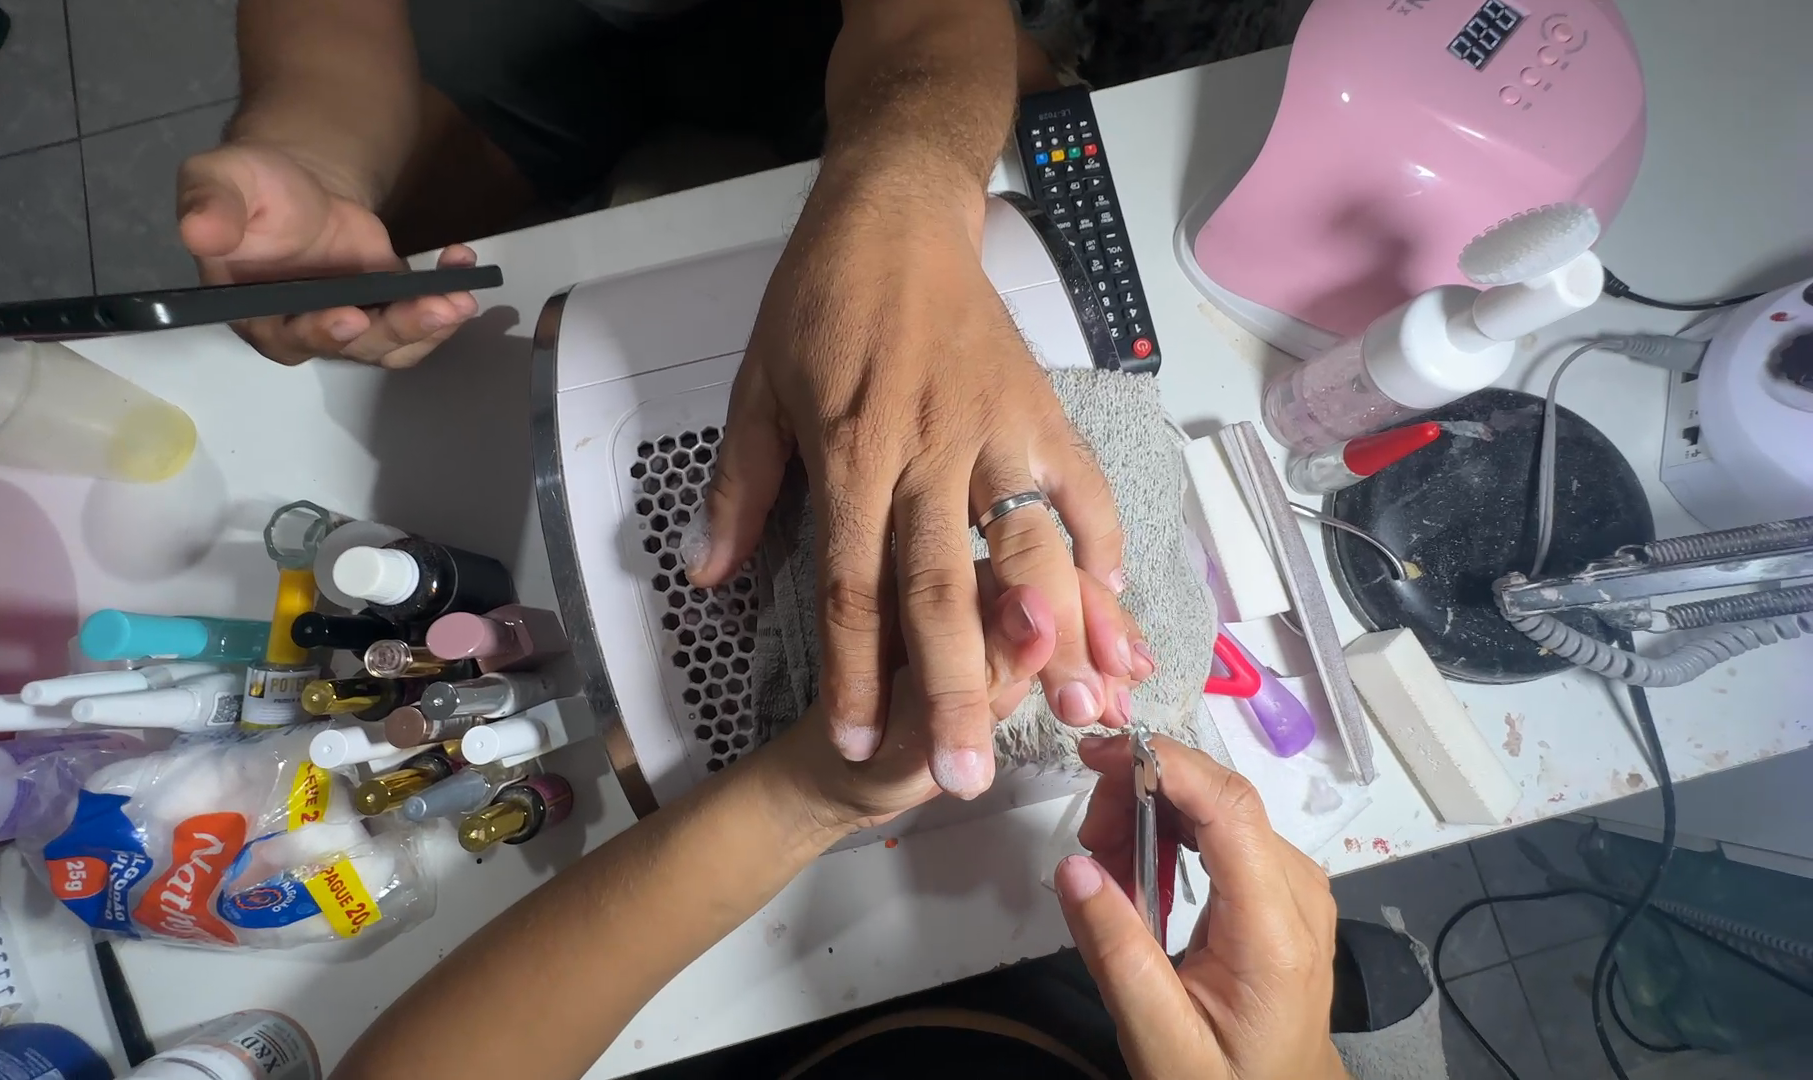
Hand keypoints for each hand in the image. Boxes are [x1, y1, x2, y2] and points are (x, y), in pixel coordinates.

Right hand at [176, 140, 480, 367]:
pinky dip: (448, 297)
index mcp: (259, 312)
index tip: (350, 316)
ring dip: (434, 324)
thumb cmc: (251, 187)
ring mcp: (358, 325)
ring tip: (461, 296)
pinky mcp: (391, 312)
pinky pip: (424, 318)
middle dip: (401, 329)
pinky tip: (462, 265)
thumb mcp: (220, 181)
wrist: (301, 185)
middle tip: (438, 307)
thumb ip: (210, 207)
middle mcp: (311, 330)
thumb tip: (197, 232)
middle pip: (360, 346)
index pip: (291, 337)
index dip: (322, 333)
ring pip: (399, 342)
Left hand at [689, 172, 1131, 800]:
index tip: (862, 750)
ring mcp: (997, 433)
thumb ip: (741, 488)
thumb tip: (712, 576)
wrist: (894, 215)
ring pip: (1031, 548)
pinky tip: (1120, 610)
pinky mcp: (1042, 412)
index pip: (852, 587)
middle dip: (959, 690)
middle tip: (973, 778)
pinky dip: (1104, 548)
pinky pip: (1082, 489)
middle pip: (945, 589)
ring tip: (1083, 713)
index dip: (855, 675)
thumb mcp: (755, 390)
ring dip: (1059, 635)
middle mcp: (930, 455)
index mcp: (852, 456)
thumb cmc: (818, 303)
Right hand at [1055, 735, 1344, 1079]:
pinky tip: (1133, 861)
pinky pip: (1211, 820)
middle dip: (1137, 790)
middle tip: (1089, 838)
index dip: (1164, 764)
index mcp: (1274, 930)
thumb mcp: (1160, 1041)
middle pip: (1213, 793)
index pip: (1229, 807)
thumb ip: (1116, 955)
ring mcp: (1288, 879)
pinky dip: (1160, 824)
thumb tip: (1074, 865)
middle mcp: (1295, 887)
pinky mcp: (1272, 878)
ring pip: (1208, 799)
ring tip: (1105, 859)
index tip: (1098, 757)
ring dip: (1143, 809)